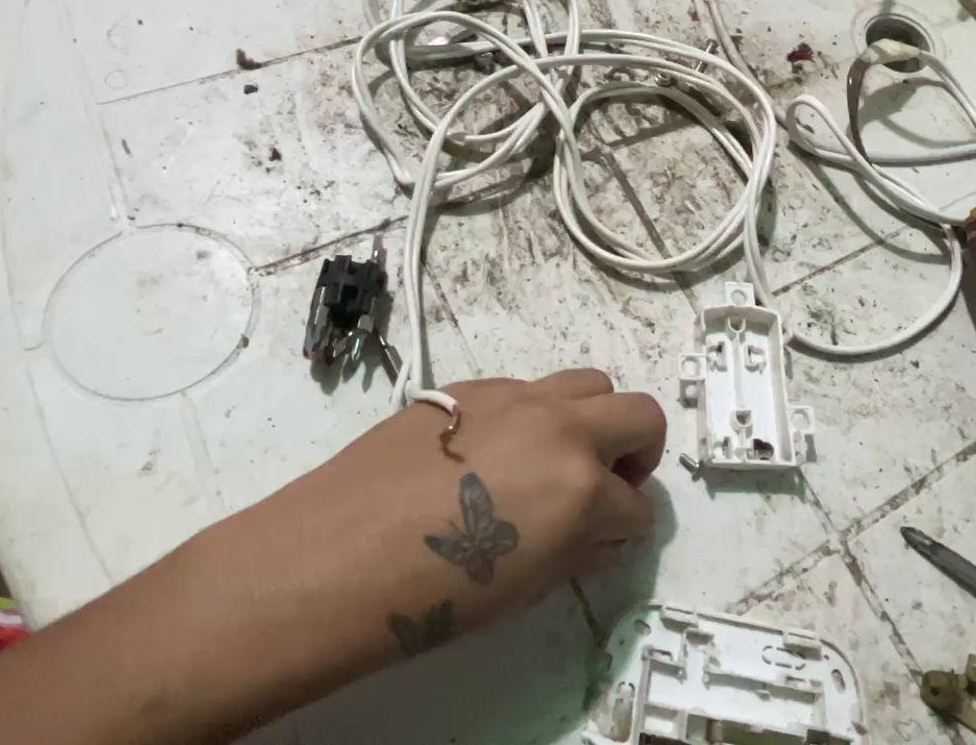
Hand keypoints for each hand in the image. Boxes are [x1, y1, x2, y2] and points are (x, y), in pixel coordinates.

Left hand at [208, 367, 666, 667]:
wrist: (334, 552)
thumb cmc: (433, 594)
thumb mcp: (528, 588)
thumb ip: (583, 551)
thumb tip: (608, 531)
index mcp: (583, 489)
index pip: (639, 506)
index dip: (628, 529)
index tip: (607, 540)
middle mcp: (561, 428)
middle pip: (641, 414)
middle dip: (638, 453)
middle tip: (605, 484)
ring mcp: (516, 397)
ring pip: (590, 382)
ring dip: (592, 420)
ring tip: (555, 457)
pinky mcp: (472, 385)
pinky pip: (528, 388)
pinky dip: (535, 415)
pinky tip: (492, 452)